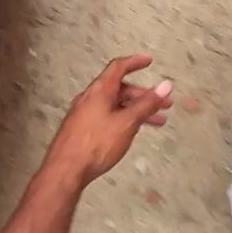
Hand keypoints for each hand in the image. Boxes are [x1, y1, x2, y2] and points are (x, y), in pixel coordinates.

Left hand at [42, 55, 172, 186]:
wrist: (66, 171)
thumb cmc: (96, 143)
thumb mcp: (127, 122)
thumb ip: (147, 104)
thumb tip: (165, 86)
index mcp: (100, 91)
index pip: (118, 67)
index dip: (135, 62)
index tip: (149, 62)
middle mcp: (90, 98)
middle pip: (120, 89)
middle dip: (144, 95)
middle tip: (163, 104)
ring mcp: (84, 114)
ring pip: (115, 105)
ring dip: (137, 110)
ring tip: (156, 122)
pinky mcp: (81, 129)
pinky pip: (107, 116)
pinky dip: (124, 119)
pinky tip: (132, 131)